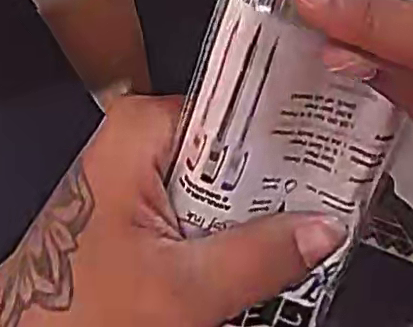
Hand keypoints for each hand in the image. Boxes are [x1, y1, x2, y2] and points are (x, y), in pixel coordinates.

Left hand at [0, 94, 344, 326]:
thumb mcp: (183, 288)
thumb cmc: (84, 306)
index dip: (281, 132)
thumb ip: (259, 254)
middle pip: (226, 142)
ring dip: (252, 207)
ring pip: (216, 175)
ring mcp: (139, 161)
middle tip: (328, 198)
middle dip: (271, 179)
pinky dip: (226, 223)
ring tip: (305, 224)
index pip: (230, 107)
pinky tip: (258, 247)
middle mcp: (140, 130)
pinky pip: (197, 196)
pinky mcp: (140, 193)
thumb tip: (325, 226)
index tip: (328, 146)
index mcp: (143, 124)